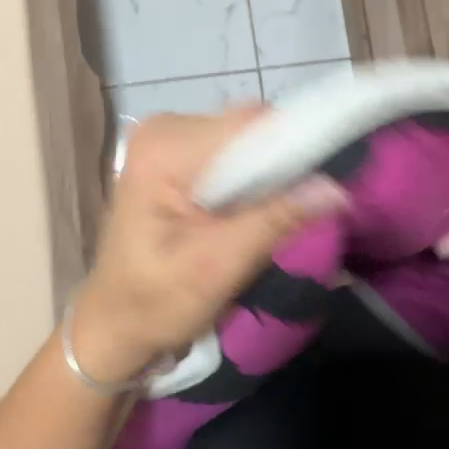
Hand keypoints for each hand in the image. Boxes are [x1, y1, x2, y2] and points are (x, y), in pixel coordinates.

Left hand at [69, 108, 345, 384]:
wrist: (113, 324)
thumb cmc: (156, 303)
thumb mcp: (219, 266)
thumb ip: (274, 220)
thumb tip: (335, 187)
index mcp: (163, 148)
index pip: (248, 125)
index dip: (293, 145)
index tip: (329, 178)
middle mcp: (162, 129)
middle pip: (247, 129)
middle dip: (280, 166)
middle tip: (298, 210)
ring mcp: (166, 139)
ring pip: (244, 140)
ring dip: (266, 175)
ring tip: (273, 216)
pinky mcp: (174, 155)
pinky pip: (229, 152)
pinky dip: (248, 179)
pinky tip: (248, 212)